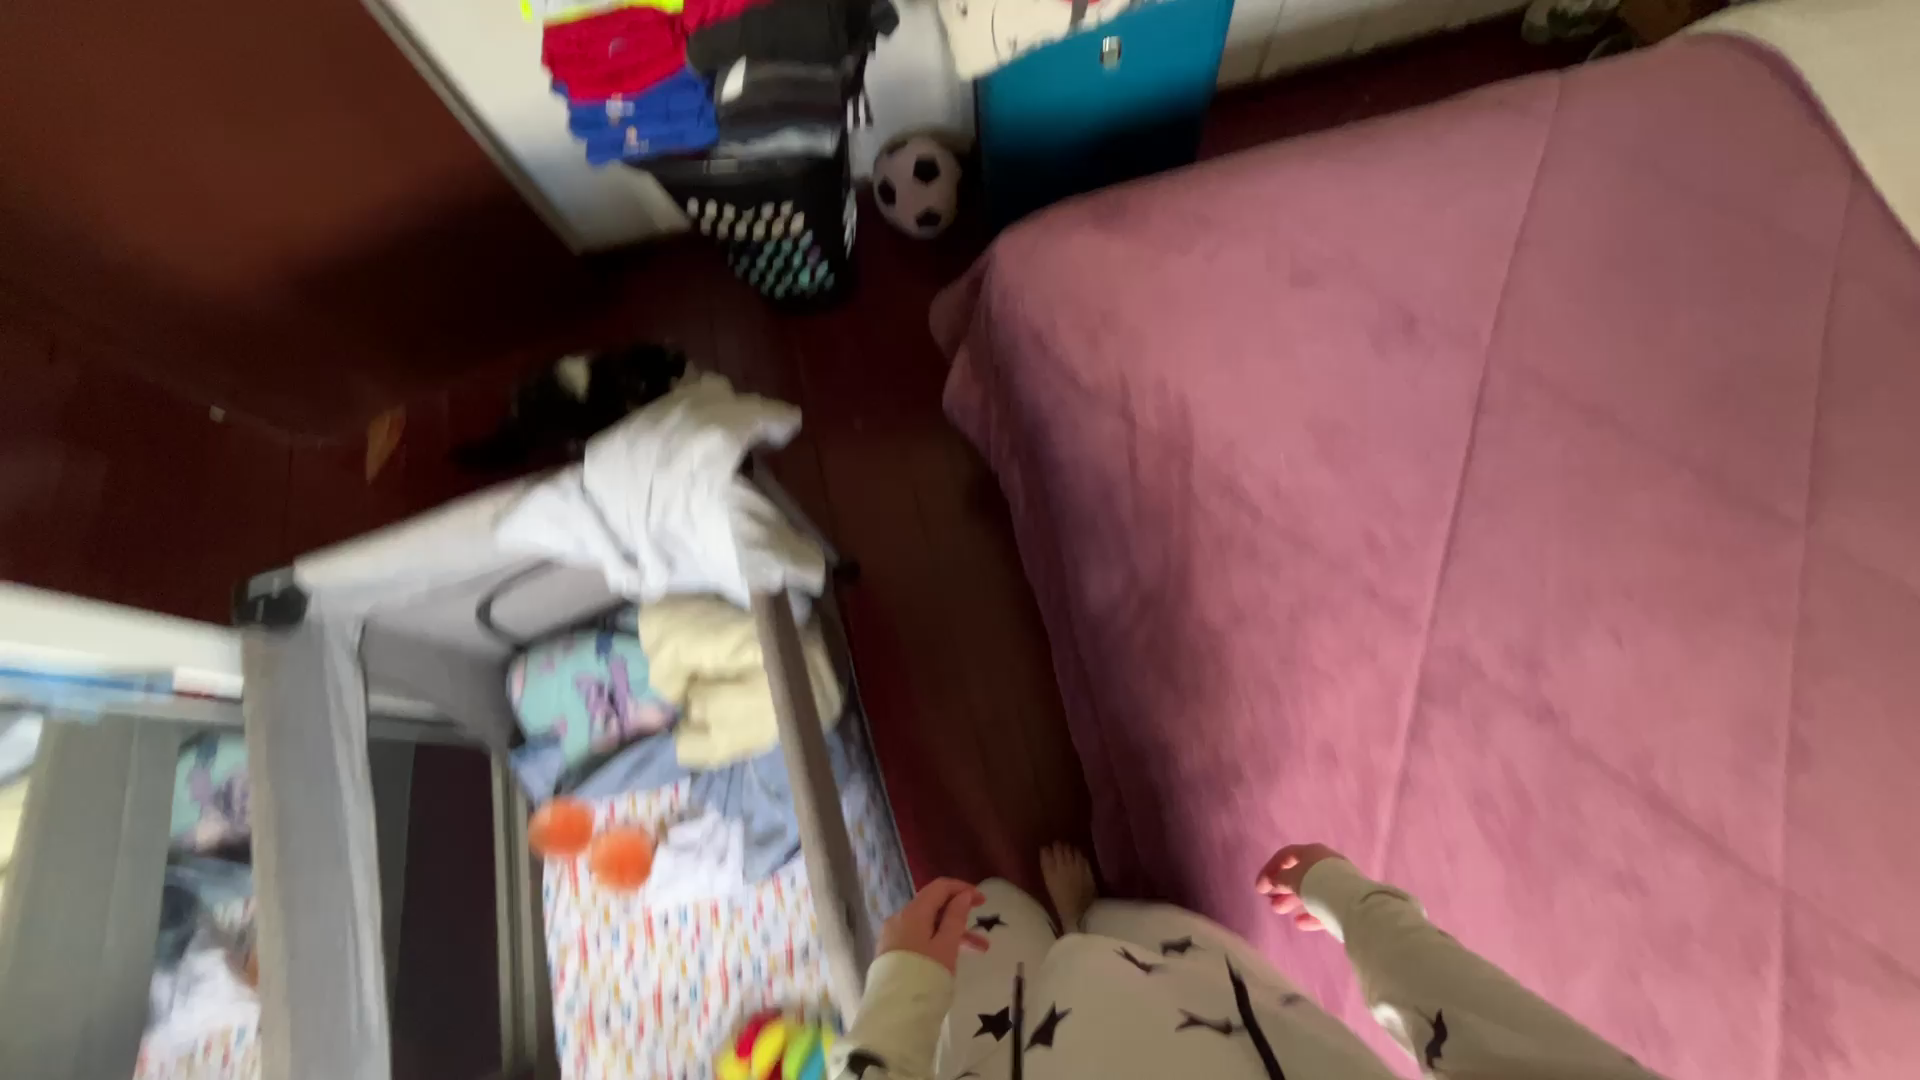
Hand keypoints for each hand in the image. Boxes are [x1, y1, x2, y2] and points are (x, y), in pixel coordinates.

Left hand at [878, 878, 991, 972]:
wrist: (893, 1017)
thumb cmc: (925, 977)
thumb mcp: (946, 946)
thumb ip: (955, 918)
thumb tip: (962, 895)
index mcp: (912, 912)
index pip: (939, 887)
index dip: (962, 889)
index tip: (982, 901)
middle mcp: (900, 919)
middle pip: (934, 908)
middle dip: (960, 917)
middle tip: (983, 929)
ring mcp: (894, 937)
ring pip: (928, 927)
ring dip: (953, 934)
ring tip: (980, 952)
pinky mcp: (892, 954)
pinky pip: (919, 939)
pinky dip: (938, 943)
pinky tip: (952, 958)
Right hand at [1254, 843, 1346, 931]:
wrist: (1355, 906)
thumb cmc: (1318, 884)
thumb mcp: (1293, 879)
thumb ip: (1280, 879)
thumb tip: (1274, 881)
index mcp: (1311, 852)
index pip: (1285, 856)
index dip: (1269, 869)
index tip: (1259, 887)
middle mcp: (1324, 864)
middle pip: (1298, 874)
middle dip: (1282, 888)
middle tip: (1270, 901)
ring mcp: (1337, 883)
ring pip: (1310, 891)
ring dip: (1292, 900)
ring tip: (1279, 911)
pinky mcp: (1345, 902)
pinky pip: (1324, 906)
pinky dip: (1310, 913)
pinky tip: (1299, 923)